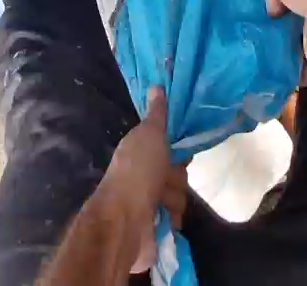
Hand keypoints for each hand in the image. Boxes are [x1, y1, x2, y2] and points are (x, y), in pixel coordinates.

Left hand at [101, 88, 188, 273]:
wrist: (124, 220)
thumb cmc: (138, 172)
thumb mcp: (149, 134)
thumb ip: (157, 113)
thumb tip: (156, 84)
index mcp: (140, 148)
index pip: (168, 143)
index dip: (178, 147)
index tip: (183, 152)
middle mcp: (144, 171)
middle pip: (177, 170)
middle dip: (176, 176)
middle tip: (166, 178)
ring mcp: (148, 198)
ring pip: (178, 193)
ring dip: (174, 198)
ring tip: (162, 203)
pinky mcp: (155, 222)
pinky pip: (175, 216)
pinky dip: (172, 218)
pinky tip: (165, 220)